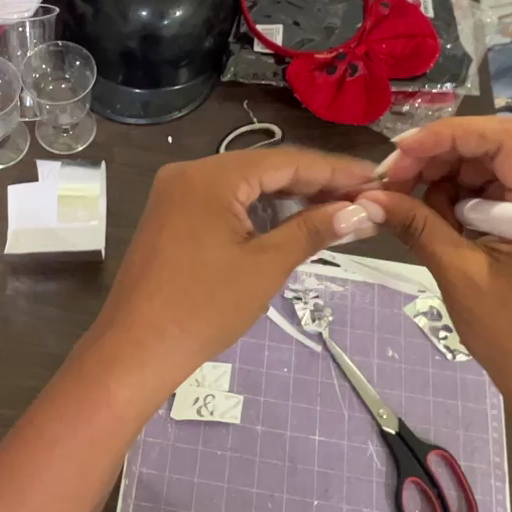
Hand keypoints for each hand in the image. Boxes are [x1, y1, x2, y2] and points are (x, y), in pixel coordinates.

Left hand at [94, 146, 381, 379]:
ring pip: (244, 187)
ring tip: (338, 212)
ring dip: (288, 200)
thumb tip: (360, 211)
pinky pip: (224, 204)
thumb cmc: (203, 308)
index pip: (285, 160)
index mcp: (210, 175)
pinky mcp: (171, 218)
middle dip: (314, 185)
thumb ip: (311, 230)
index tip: (376, 177)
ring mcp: (176, 195)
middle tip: (364, 198)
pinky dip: (258, 213)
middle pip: (264, 169)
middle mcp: (189, 173)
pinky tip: (291, 223)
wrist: (135, 350)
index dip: (334, 170)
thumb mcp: (265, 266)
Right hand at [365, 117, 511, 401]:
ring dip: (440, 177)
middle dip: (436, 157)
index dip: (446, 136)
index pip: (501, 139)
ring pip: (483, 166)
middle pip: (490, 147)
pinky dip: (453, 197)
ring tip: (404, 204)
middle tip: (391, 181)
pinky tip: (430, 217)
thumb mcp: (458, 274)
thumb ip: (417, 225)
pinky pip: (486, 190)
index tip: (399, 154)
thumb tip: (367, 197)